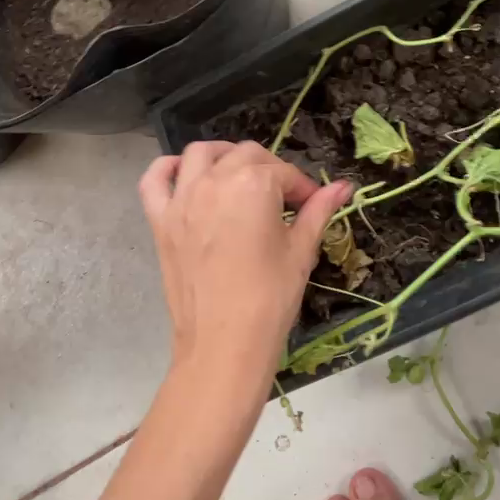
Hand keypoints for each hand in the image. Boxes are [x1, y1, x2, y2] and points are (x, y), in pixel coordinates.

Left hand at [139, 141, 350, 379]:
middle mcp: (215, 181)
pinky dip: (167, 169)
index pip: (285, 173)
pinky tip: (186, 177)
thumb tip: (344, 187)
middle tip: (284, 199)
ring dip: (223, 156)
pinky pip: (154, 180)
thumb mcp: (301, 250)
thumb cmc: (270, 297)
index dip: (303, 188)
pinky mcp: (161, 221)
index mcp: (254, 184)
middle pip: (246, 156)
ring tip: (239, 177)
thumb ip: (319, 210)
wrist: (224, 345)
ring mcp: (183, 199)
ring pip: (201, 155)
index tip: (313, 205)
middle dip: (270, 170)